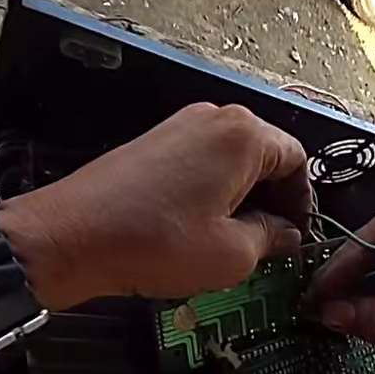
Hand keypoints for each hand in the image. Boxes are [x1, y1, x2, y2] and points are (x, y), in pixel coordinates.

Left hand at [0, 103, 312, 309]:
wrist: (71, 236)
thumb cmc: (153, 241)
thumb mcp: (232, 254)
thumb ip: (272, 238)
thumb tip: (285, 234)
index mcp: (243, 136)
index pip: (298, 159)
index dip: (303, 200)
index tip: (296, 233)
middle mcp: (214, 119)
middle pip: (266, 155)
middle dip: (275, 198)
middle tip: (272, 239)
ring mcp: (181, 126)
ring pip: (234, 159)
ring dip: (245, 196)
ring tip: (237, 237)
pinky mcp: (156, 142)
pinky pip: (204, 161)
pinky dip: (215, 191)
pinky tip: (204, 225)